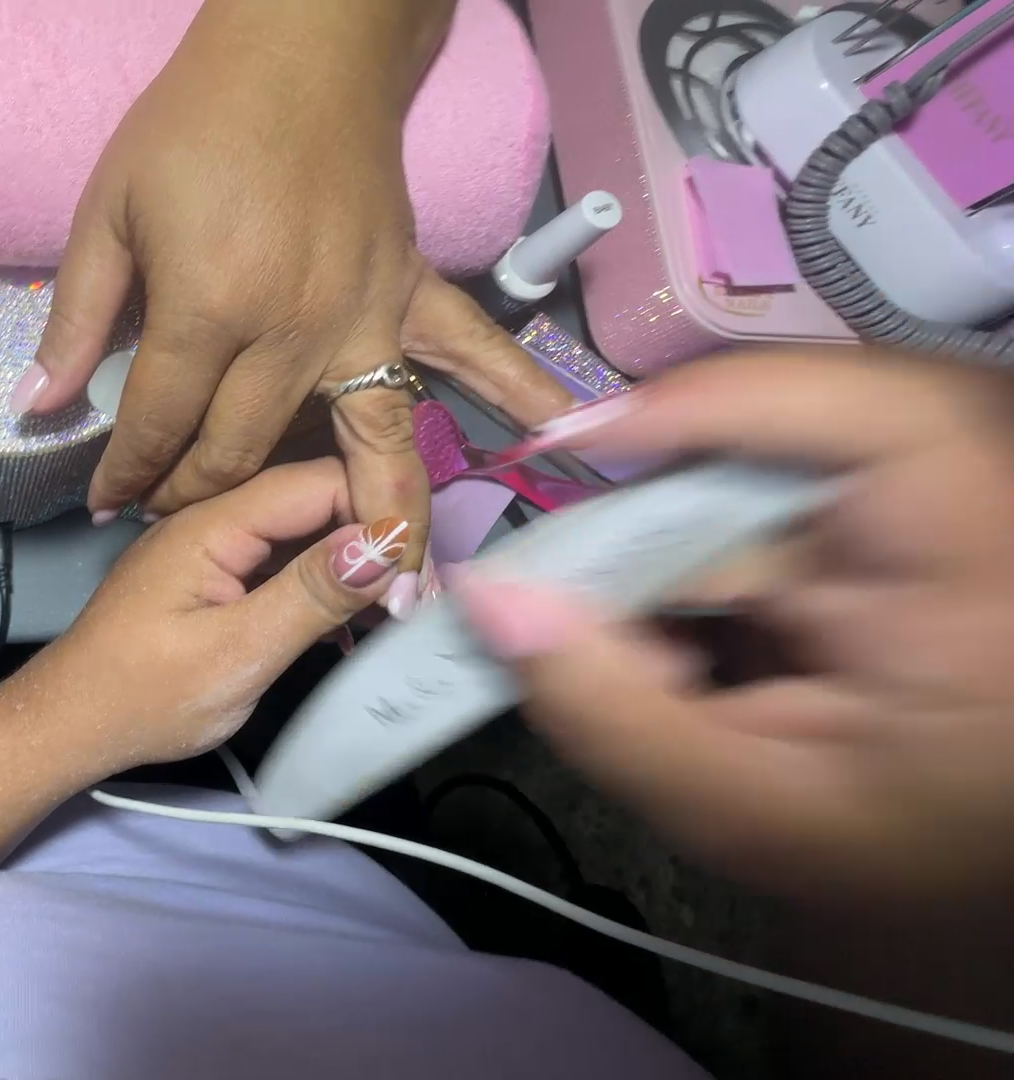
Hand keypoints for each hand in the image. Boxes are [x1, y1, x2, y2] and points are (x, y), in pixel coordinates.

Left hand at [16, 458, 407, 773]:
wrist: (72, 722)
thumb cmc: (145, 695)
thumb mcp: (236, 652)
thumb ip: (309, 595)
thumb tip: (384, 542)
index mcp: (212, 523)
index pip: (317, 482)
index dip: (378, 516)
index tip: (416, 578)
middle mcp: (211, 521)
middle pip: (311, 502)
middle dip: (370, 542)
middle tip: (416, 601)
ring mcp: (209, 549)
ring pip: (298, 535)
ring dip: (347, 568)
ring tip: (392, 616)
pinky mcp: (209, 577)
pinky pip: (275, 563)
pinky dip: (315, 587)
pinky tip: (345, 623)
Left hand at [20, 0, 572, 606]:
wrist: (299, 42)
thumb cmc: (191, 127)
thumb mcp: (107, 215)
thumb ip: (72, 320)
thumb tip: (35, 405)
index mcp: (208, 312)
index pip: (159, 426)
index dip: (126, 473)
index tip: (107, 503)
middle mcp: (292, 334)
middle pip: (242, 453)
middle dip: (197, 496)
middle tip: (167, 519)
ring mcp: (363, 317)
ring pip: (362, 440)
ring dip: (365, 517)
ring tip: (383, 590)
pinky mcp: (409, 290)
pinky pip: (468, 349)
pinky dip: (513, 391)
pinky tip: (558, 437)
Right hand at [455, 351, 1013, 897]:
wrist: (954, 865)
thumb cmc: (869, 850)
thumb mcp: (721, 805)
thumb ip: (596, 708)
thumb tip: (485, 595)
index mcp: (987, 599)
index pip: (892, 424)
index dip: (726, 399)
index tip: (583, 441)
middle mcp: (974, 531)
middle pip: (796, 431)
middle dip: (654, 492)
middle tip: (559, 558)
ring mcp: (925, 527)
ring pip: (760, 470)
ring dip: (657, 537)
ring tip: (622, 629)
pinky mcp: (881, 532)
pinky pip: (756, 504)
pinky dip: (678, 554)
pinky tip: (662, 626)